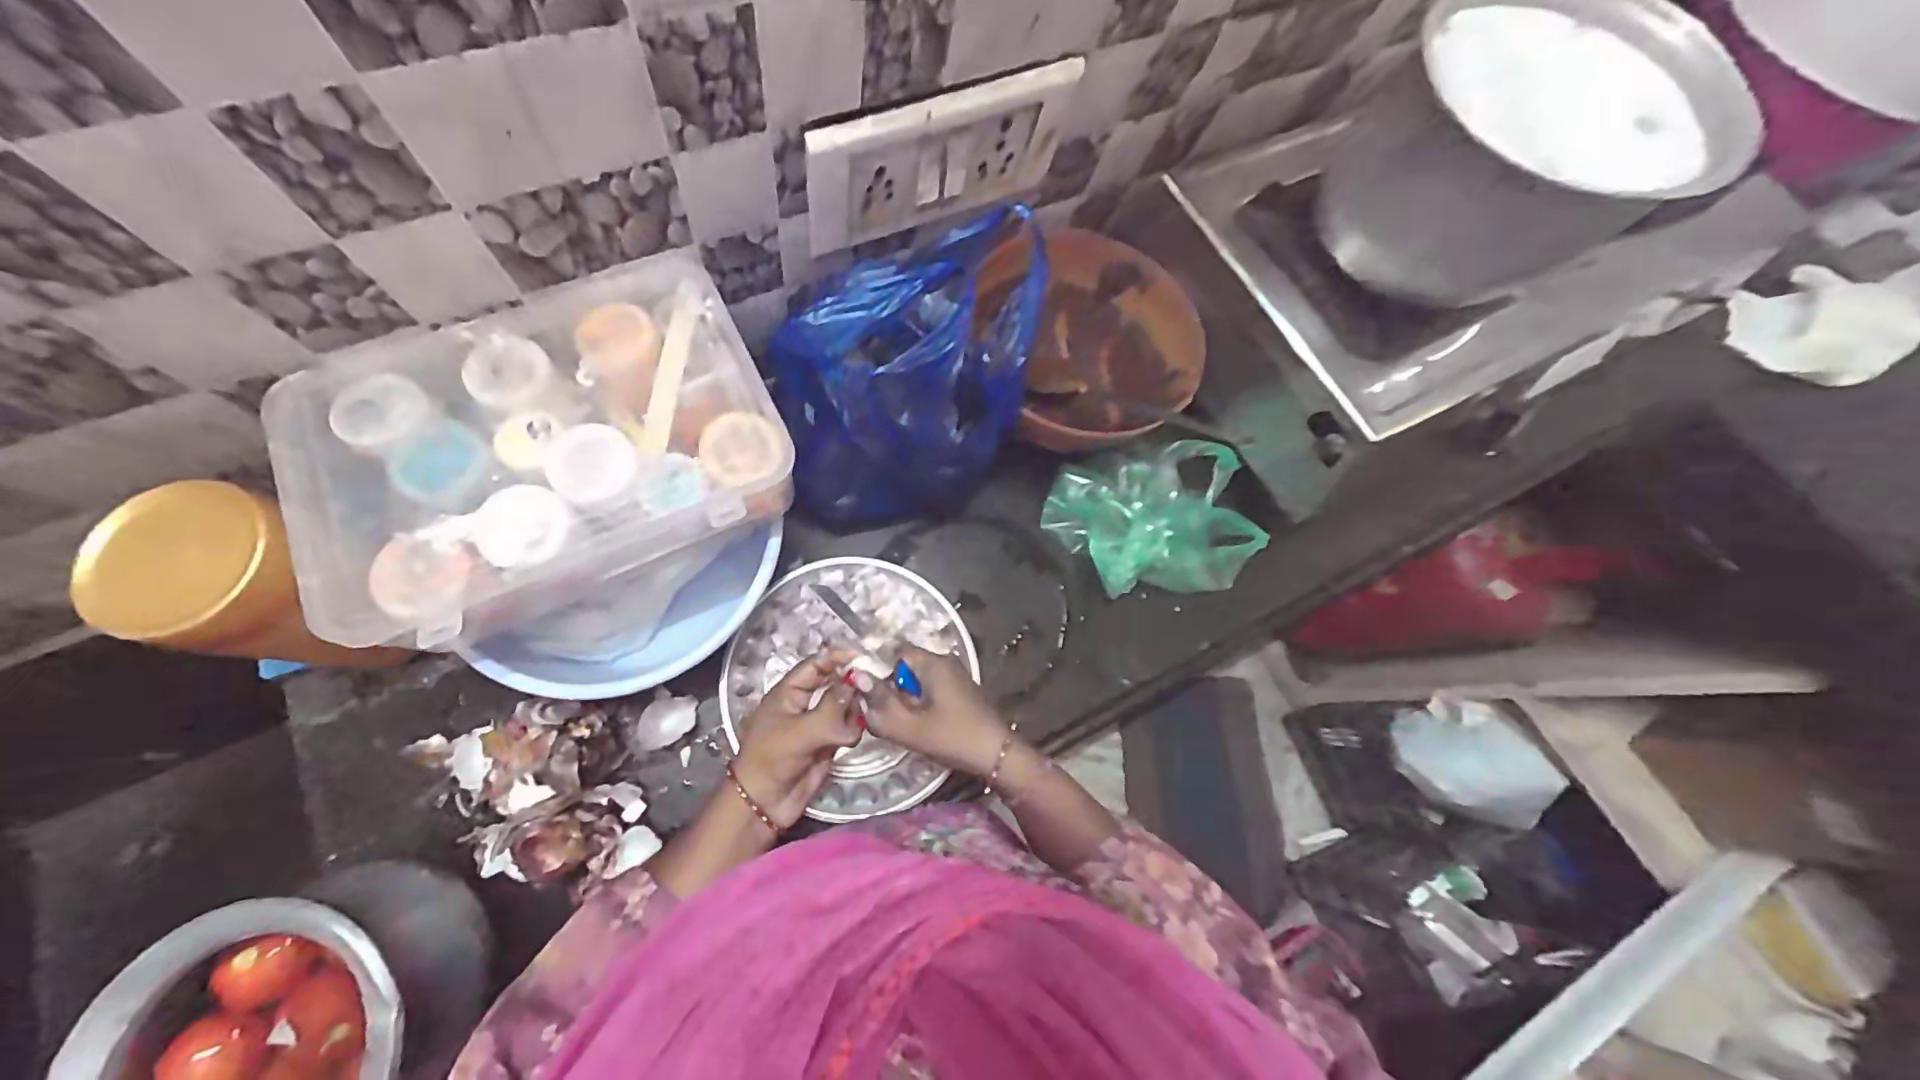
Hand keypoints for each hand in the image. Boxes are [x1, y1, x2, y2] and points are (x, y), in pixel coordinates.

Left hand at [733, 649, 861, 827]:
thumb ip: (832, 706)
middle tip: (869, 687)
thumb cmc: (773, 758)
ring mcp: (817, 725)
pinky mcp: (827, 745)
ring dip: (852, 712)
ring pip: (845, 707)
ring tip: (857, 719)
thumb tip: (857, 683)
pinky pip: (847, 729)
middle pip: (834, 684)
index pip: (815, 665)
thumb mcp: (802, 730)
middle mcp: (804, 705)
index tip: (861, 656)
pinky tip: (848, 740)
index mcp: (788, 693)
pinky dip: (851, 732)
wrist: (765, 803)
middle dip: (851, 685)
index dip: (836, 658)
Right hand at [862, 645, 1013, 777]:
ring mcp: (954, 675)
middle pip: (904, 667)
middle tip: (881, 714)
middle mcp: (944, 662)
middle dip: (890, 688)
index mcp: (932, 662)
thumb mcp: (910, 726)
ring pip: (916, 680)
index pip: (893, 651)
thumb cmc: (953, 738)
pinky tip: (917, 726)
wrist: (997, 755)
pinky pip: (929, 689)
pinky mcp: (959, 690)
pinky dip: (919, 704)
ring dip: (904, 699)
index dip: (875, 668)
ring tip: (899, 723)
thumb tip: (856, 676)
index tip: (865, 692)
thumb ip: (880, 702)